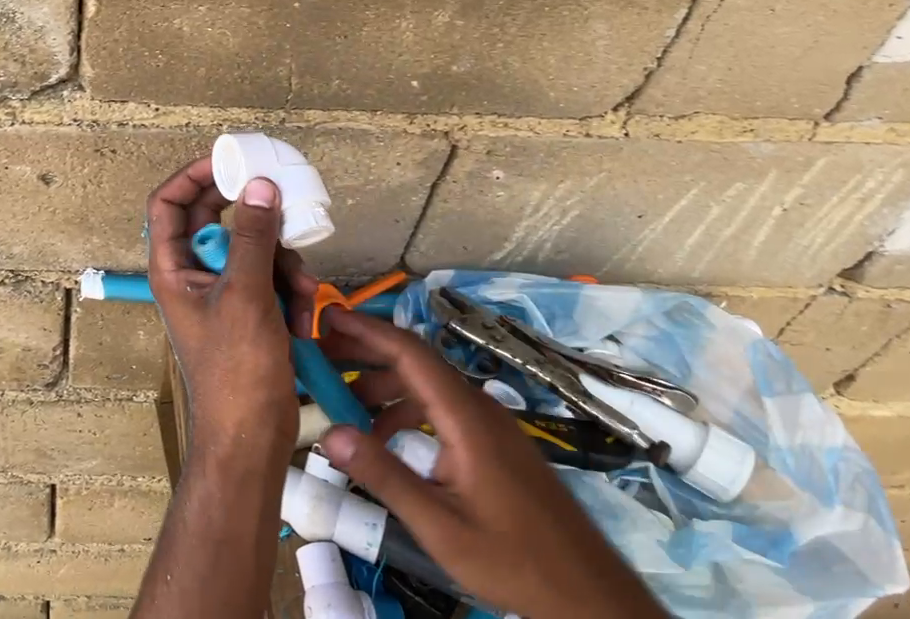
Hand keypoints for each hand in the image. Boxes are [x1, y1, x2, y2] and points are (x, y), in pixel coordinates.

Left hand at [145, 158, 317, 464]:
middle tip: (285, 209)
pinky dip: (289, 291)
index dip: (192, 175)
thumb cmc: (237, 369)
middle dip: (258, 224)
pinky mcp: (249, 311)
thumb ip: (253, 237)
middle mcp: (192, 273)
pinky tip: (303, 318)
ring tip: (301, 295)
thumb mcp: (246, 295)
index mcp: (172, 267)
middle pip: (218, 221)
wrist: (251, 437)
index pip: (166, 202)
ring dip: (283, 265)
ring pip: (253, 249)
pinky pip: (269, 279)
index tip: (229, 160)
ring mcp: (222, 293)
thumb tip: (259, 185)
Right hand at [314, 310, 666, 618]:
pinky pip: (441, 409)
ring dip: (382, 386)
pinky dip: (405, 410)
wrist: (589, 594)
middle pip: (416, 363)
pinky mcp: (495, 445)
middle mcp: (479, 408)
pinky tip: (384, 438)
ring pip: (428, 387)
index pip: (410, 353)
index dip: (367, 330)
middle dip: (366, 353)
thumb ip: (383, 475)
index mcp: (466, 417)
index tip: (328, 317)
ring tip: (342, 401)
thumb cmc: (513, 559)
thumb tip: (329, 433)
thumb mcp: (438, 525)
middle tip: (321, 356)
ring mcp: (490, 425)